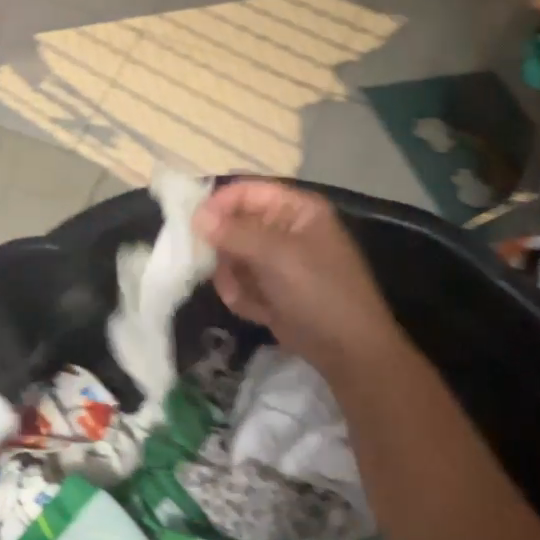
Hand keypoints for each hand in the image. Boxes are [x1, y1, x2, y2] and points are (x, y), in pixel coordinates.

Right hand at [193, 180, 404, 372]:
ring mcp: (276, 261)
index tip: (193, 227)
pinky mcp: (269, 288)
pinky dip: (243, 297)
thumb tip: (196, 216)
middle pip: (233, 225)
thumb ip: (234, 233)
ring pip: (230, 257)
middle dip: (224, 250)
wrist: (346, 348)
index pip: (246, 191)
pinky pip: (238, 283)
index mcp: (296, 210)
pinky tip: (260, 311)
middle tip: (216, 267)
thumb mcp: (277, 256)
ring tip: (247, 295)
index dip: (218, 204)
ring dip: (232, 278)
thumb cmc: (318, 292)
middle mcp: (284, 229)